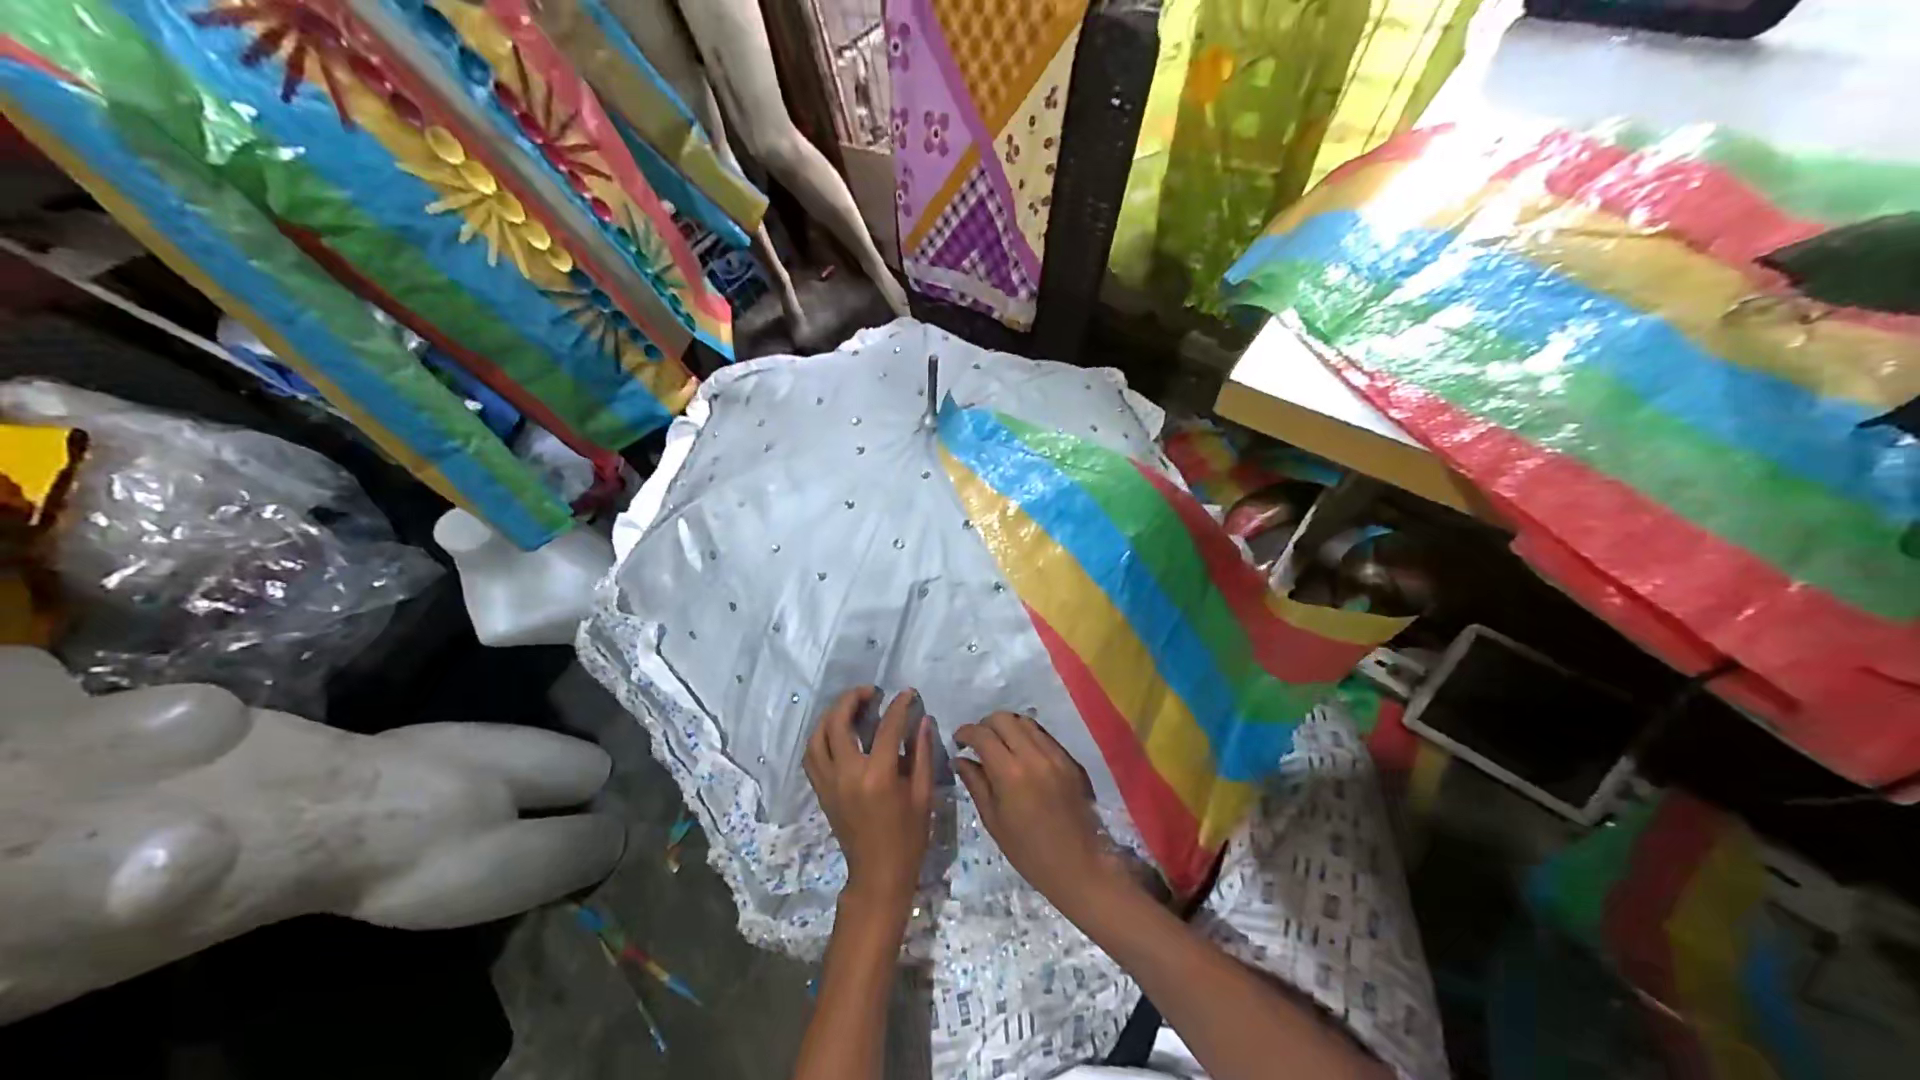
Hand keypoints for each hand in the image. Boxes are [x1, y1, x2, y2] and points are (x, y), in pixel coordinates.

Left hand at [804, 687, 934, 913]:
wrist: (878, 874)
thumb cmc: (908, 837)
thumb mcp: (922, 795)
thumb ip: (921, 754)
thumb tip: (921, 720)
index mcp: (877, 776)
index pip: (886, 727)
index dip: (899, 706)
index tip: (907, 694)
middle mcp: (847, 774)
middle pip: (839, 722)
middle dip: (853, 699)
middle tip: (870, 691)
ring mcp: (829, 782)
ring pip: (818, 736)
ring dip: (832, 714)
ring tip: (851, 706)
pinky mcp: (821, 791)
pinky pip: (812, 755)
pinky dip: (821, 736)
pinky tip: (837, 731)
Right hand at [954, 712, 1130, 917]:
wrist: (1079, 864)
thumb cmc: (1029, 851)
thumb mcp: (994, 820)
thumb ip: (976, 783)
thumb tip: (960, 760)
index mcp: (1010, 773)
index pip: (982, 734)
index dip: (965, 732)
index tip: (958, 741)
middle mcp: (1034, 755)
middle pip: (1004, 718)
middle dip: (985, 725)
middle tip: (978, 742)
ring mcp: (1056, 755)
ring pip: (1026, 722)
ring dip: (1008, 727)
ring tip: (1000, 746)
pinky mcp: (1071, 760)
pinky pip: (1045, 736)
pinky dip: (1028, 737)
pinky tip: (1023, 756)